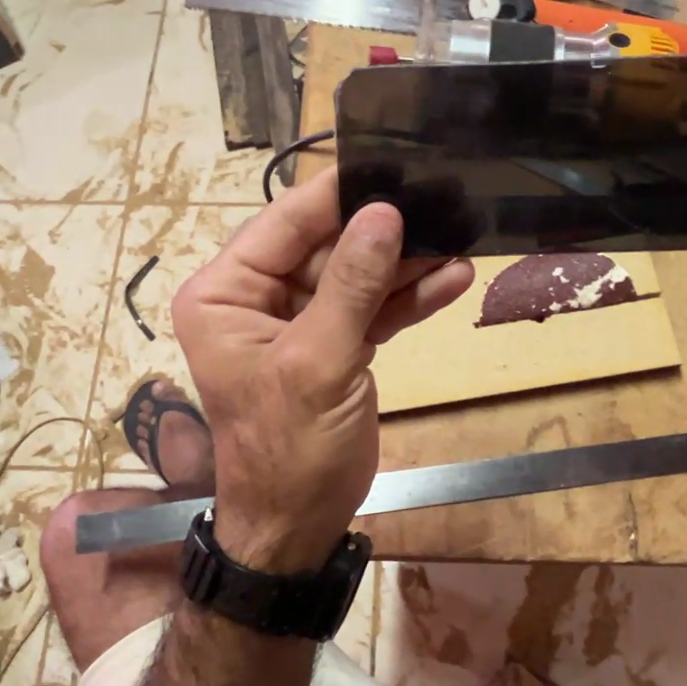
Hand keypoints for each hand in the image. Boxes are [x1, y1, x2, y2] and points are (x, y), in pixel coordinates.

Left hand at [171, 168, 474, 571]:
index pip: (283, 224)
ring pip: (357, 276)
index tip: (390, 162)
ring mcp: (301, 322)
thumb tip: (383, 212)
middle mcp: (257, 299)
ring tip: (461, 233)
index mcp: (225, 294)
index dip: (336, 195)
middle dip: (383, 230)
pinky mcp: (337, 346)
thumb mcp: (317, 363)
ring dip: (406, 263)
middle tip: (442, 197)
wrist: (299, 524)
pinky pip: (374, 310)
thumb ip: (350, 286)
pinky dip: (410, 299)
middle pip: (327, 246)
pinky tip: (455, 279)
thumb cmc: (289, 449)